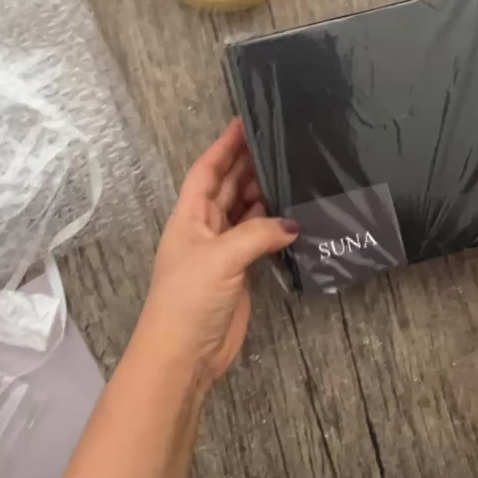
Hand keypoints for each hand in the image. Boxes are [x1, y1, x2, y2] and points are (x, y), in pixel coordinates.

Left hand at [132, 118, 297, 387]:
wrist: (183, 355)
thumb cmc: (189, 299)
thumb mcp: (221, 258)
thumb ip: (257, 234)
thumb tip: (292, 224)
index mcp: (189, 216)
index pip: (206, 170)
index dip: (224, 146)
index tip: (245, 122)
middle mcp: (204, 228)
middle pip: (227, 186)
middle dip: (248, 164)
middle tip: (279, 142)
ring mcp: (222, 251)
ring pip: (244, 211)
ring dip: (263, 193)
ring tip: (292, 170)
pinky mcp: (238, 272)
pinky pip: (258, 239)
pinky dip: (274, 226)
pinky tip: (294, 216)